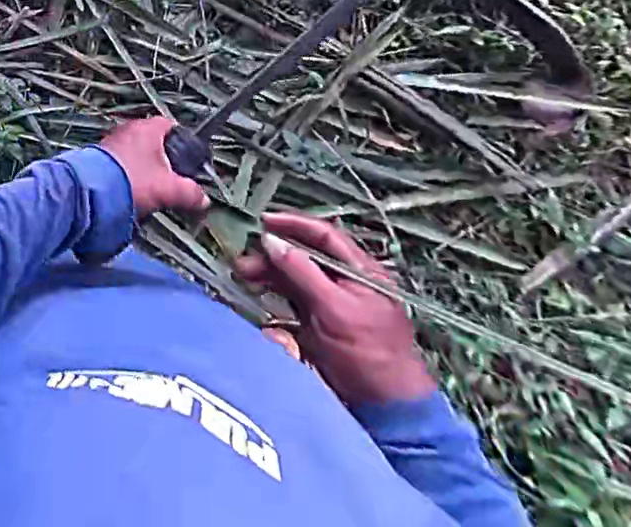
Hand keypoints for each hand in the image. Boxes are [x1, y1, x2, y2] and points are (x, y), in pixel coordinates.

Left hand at [99, 116, 207, 219]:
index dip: (183, 140)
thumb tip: (203, 199)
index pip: (170, 125)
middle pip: (152, 139)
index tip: (189, 156)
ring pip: (135, 150)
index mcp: (147, 129)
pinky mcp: (97, 155)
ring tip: (151, 186)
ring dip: (144, 166)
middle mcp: (128, 129)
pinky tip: (131, 188)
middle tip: (172, 176)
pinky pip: (120, 160)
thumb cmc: (133, 181)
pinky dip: (128, 171)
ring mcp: (111, 141)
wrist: (90, 191)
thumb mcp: (168, 190)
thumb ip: (190, 193)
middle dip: (163, 157)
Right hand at [233, 212, 437, 405]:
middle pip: (303, 253)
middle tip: (245, 256)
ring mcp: (330, 300)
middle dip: (272, 251)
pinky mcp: (317, 320)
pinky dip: (271, 289)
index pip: (323, 235)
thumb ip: (302, 272)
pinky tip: (255, 290)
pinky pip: (289, 295)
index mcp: (360, 271)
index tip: (262, 221)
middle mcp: (344, 280)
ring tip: (243, 273)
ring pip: (292, 274)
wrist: (386, 409)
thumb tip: (271, 241)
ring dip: (267, 270)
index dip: (293, 224)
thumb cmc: (370, 354)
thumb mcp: (335, 309)